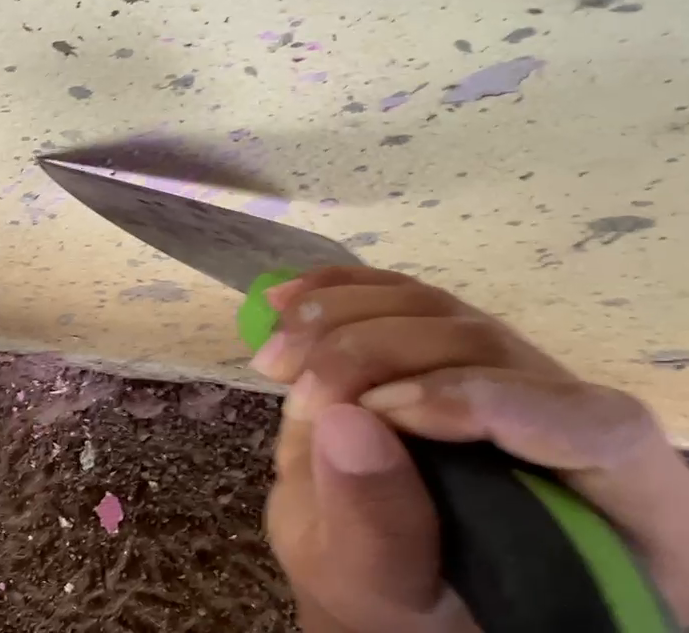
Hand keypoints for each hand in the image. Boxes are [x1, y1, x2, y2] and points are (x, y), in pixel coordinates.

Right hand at [251, 267, 688, 630]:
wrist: (370, 570)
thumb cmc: (396, 607)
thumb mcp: (377, 590)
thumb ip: (378, 525)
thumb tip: (345, 419)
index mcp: (617, 514)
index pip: (587, 424)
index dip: (480, 399)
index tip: (369, 413)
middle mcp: (572, 426)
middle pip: (486, 347)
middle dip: (370, 354)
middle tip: (296, 394)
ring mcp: (507, 374)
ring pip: (431, 306)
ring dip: (334, 318)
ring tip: (273, 360)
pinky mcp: (440, 345)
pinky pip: (391, 291)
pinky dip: (328, 289)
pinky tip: (280, 307)